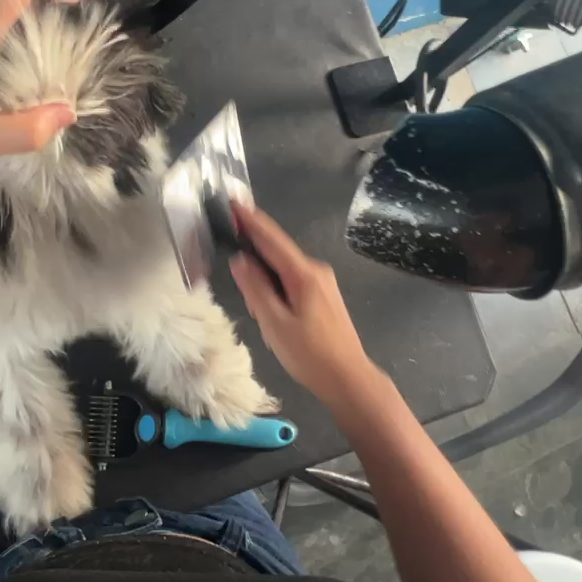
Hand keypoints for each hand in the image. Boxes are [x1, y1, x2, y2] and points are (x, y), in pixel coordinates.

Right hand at [228, 202, 385, 410]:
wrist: (348, 379)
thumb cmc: (309, 354)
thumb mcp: (274, 323)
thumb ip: (256, 288)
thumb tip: (240, 259)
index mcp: (303, 274)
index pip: (272, 239)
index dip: (251, 220)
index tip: (233, 202)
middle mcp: (316, 271)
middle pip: (276, 255)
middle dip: (254, 263)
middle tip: (242, 293)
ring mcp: (322, 283)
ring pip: (283, 272)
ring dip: (265, 284)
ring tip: (260, 316)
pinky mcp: (323, 297)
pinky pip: (292, 283)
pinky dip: (276, 292)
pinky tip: (273, 316)